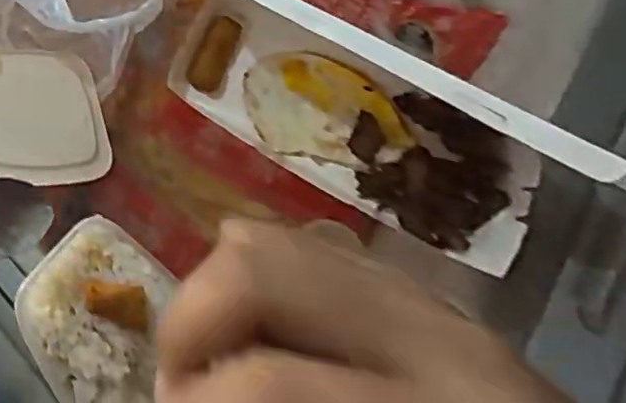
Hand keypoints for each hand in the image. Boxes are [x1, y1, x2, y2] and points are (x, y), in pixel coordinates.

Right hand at [158, 219, 567, 402]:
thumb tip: (195, 398)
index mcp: (446, 401)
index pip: (273, 380)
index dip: (200, 395)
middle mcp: (437, 333)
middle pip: (258, 265)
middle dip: (191, 317)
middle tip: (179, 376)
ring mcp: (428, 303)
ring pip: (269, 238)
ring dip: (214, 290)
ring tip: (211, 349)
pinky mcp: (420, 298)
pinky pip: (303, 247)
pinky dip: (254, 275)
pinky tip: (260, 327)